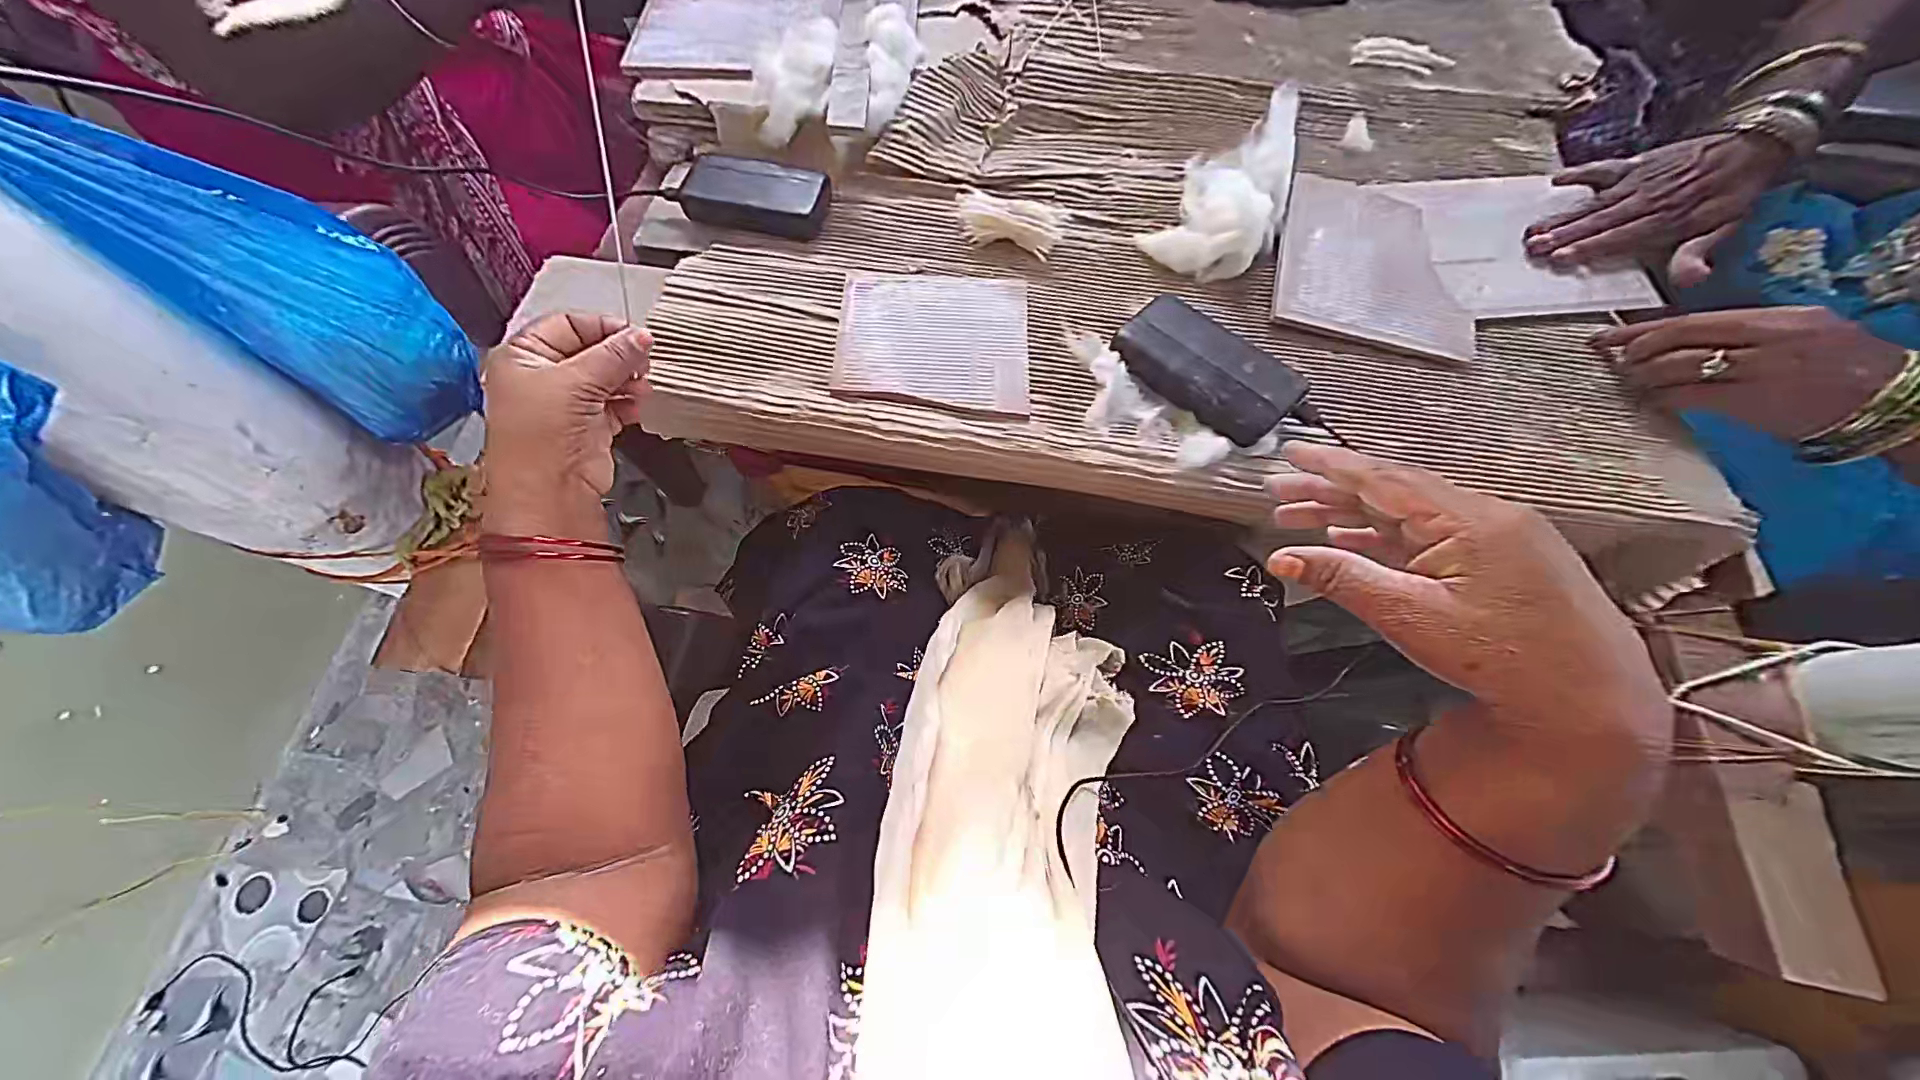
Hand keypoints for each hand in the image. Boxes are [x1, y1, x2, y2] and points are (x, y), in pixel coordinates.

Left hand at [481, 313, 650, 532]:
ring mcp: (567, 402)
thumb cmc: (540, 438)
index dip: (601, 327)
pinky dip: (630, 402)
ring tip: (641, 386)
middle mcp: (543, 376)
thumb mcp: (576, 382)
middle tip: (641, 361)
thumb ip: (614, 356)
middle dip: (620, 357)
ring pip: (607, 377)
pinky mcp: (589, 424)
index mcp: (523, 355)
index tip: (632, 335)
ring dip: (628, 380)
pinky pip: (616, 403)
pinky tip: (636, 405)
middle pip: (591, 351)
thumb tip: (640, 337)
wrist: (552, 489)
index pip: (567, 324)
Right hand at [1264, 443, 1664, 733]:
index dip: (1330, 465)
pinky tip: (1351, 537)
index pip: (1382, 480)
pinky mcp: (1497, 556)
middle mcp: (1485, 516)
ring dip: (1351, 513)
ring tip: (1300, 516)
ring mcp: (1494, 535)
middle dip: (1329, 491)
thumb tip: (1284, 558)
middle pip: (1390, 492)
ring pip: (1406, 513)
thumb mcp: (1410, 616)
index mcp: (1468, 520)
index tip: (1293, 453)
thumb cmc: (1507, 660)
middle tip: (1280, 491)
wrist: (1591, 701)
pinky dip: (1382, 534)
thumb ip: (1342, 578)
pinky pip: (1427, 533)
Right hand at [1524, 133, 1791, 286]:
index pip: (1620, 237)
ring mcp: (1639, 181)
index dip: (1589, 247)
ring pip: (1593, 203)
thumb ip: (1698, 253)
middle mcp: (1648, 200)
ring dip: (1562, 217)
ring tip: (1533, 230)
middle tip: (1534, 246)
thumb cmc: (1734, 193)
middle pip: (1599, 221)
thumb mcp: (1727, 227)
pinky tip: (1557, 181)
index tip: (1561, 256)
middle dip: (1564, 234)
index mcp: (1667, 220)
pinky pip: (1605, 169)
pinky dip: (1580, 174)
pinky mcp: (1637, 165)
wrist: (1757, 144)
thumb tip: (1689, 280)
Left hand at [1594, 306, 1906, 440]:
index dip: (1641, 328)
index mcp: (1779, 317)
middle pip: (1680, 336)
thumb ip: (1742, 334)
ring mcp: (1760, 368)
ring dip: (1644, 375)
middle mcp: (1769, 336)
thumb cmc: (1840, 369)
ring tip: (1633, 382)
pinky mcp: (1752, 400)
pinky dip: (1660, 398)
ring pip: (1677, 365)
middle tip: (1618, 361)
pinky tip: (1651, 402)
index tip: (1605, 336)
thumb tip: (1676, 339)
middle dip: (1637, 349)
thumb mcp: (1799, 335)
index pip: (1693, 318)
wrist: (1893, 401)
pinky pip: (1687, 395)